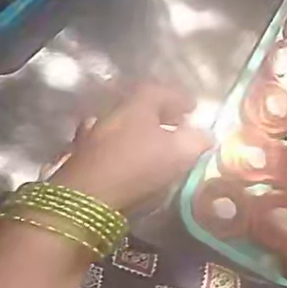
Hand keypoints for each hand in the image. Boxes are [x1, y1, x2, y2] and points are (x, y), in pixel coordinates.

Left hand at [48, 84, 212, 211]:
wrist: (86, 197)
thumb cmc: (138, 167)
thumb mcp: (179, 153)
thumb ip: (197, 141)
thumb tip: (206, 135)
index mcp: (137, 103)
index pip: (161, 91)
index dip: (179, 98)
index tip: (193, 108)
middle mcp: (112, 112)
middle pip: (139, 107)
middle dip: (159, 115)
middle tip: (176, 125)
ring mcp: (92, 134)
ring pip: (121, 127)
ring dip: (138, 133)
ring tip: (154, 147)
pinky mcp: (80, 157)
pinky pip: (108, 147)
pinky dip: (122, 150)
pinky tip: (129, 163)